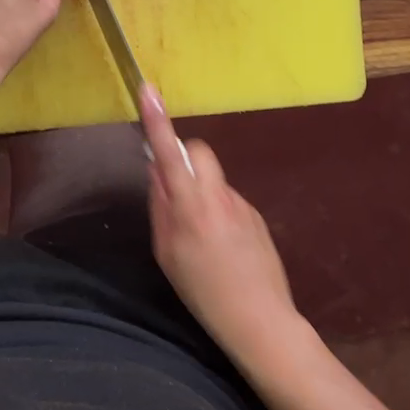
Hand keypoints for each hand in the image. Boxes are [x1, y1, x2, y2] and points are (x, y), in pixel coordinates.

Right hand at [141, 85, 300, 363]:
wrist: (261, 320)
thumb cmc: (202, 291)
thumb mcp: (167, 252)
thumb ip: (160, 206)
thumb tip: (157, 171)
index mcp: (190, 206)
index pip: (169, 152)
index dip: (157, 120)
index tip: (148, 89)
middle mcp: (218, 196)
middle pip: (198, 151)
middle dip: (183, 158)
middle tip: (175, 188)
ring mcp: (241, 203)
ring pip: (213, 179)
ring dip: (201, 191)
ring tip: (201, 236)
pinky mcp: (257, 216)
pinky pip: (228, 200)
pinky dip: (218, 211)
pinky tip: (223, 247)